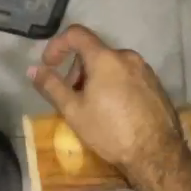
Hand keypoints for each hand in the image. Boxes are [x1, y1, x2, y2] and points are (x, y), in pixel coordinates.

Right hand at [28, 24, 183, 181]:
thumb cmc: (111, 131)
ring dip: (95, 79)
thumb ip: (51, 86)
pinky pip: (128, 76)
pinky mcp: (157, 85)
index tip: (49, 65)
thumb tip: (33, 70)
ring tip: (92, 108)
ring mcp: (145, 70)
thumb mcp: (73, 111)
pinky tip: (114, 112)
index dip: (57, 45)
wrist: (158, 156)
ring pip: (111, 65)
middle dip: (77, 71)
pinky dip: (114, 85)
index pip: (76, 34)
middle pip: (94, 52)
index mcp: (105, 58)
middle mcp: (127, 57)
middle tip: (71, 97)